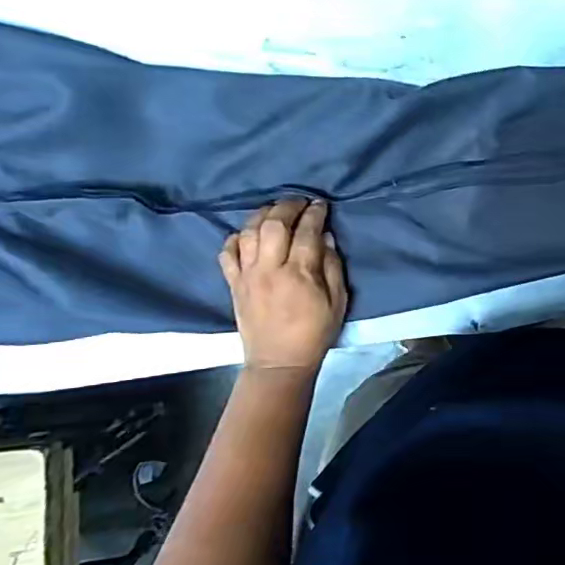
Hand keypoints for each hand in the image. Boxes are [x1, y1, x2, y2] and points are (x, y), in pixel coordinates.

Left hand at [219, 198, 348, 372]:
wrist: (278, 362)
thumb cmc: (314, 333)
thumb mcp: (337, 302)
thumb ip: (333, 267)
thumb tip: (326, 237)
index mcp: (299, 274)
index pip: (307, 232)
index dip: (315, 214)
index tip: (321, 204)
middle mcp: (270, 269)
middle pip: (274, 224)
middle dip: (287, 206)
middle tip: (299, 202)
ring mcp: (247, 275)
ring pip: (249, 232)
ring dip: (262, 215)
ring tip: (274, 211)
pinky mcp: (233, 283)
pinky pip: (227, 252)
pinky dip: (236, 238)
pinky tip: (248, 235)